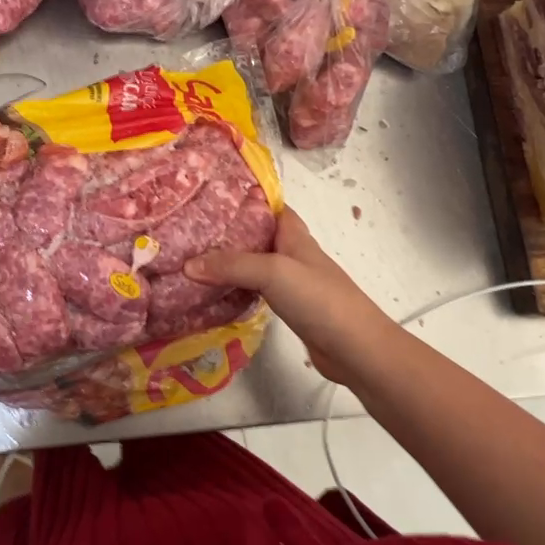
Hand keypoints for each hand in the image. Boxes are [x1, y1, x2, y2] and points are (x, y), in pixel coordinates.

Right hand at [186, 208, 399, 384]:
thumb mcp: (272, 272)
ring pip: (253, 263)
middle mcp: (292, 254)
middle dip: (227, 229)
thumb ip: (231, 265)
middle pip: (256, 234)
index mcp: (294, 235)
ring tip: (192, 256)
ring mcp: (291, 283)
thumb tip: (187, 265)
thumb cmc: (320, 299)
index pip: (269, 205)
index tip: (210, 194)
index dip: (244, 196)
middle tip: (190, 227)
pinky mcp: (288, 308)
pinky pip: (254, 290)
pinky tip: (213, 292)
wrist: (356, 350)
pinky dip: (234, 287)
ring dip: (228, 260)